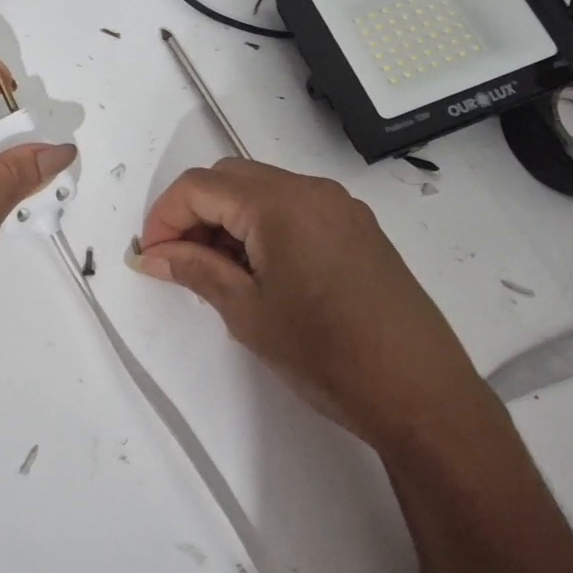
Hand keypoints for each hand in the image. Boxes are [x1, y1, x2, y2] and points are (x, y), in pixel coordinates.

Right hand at [134, 158, 487, 448]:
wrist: (421, 394)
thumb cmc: (325, 354)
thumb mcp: (247, 312)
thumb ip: (195, 270)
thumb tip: (150, 255)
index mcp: (279, 203)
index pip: (199, 186)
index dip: (164, 217)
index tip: (150, 258)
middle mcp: (311, 189)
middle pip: (230, 178)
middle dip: (193, 212)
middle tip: (179, 262)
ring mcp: (341, 207)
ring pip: (262, 189)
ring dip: (227, 218)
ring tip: (217, 271)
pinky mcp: (359, 229)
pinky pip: (294, 207)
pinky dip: (262, 225)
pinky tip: (261, 271)